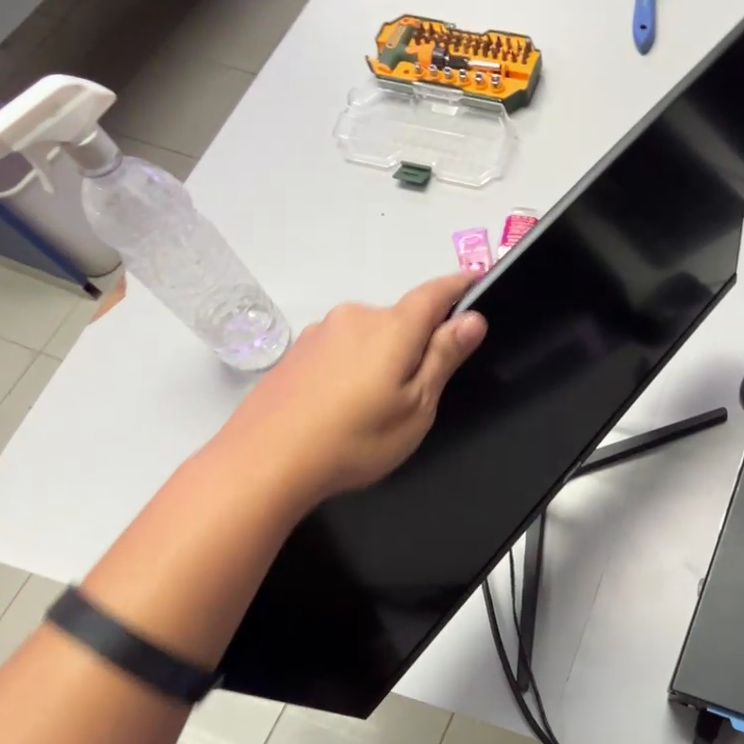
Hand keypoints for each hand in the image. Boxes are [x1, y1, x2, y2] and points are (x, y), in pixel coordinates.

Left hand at [216, 272, 486, 506]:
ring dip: (384, 357)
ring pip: (370, 335)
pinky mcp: (298, 352)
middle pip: (402, 318)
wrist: (265, 461)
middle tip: (425, 388)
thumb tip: (472, 319)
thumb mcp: (417, 406)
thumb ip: (444, 357)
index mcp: (393, 327)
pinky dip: (355, 367)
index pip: (436, 292)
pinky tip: (346, 406)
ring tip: (380, 406)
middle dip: (420, 340)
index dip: (460, 285)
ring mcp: (321, 332)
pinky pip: (342, 349)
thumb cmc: (356, 439)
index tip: (478, 282)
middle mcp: (356, 317)